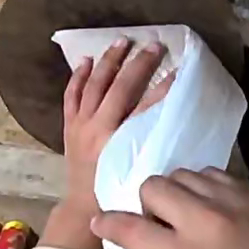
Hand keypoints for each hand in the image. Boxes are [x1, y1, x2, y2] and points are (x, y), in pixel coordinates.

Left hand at [45, 39, 167, 248]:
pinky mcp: (69, 125)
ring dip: (109, 61)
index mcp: (118, 143)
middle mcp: (97, 129)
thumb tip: (173, 120)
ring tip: (122, 41)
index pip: (145, 108)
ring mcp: (80, 125)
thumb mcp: (140, 170)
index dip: (164, 88)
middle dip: (139, 65)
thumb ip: (153, 145)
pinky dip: (78, 76)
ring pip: (94, 85)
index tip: (179, 72)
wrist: (81, 207)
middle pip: (120, 88)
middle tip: (155, 46)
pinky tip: (85, 60)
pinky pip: (72, 95)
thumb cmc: (115, 193)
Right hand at [90, 168, 248, 248]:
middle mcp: (203, 222)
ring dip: (173, 191)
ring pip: (181, 173)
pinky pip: (210, 174)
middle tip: (155, 221)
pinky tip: (208, 206)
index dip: (109, 223)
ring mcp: (229, 202)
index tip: (101, 221)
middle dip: (145, 202)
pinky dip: (200, 186)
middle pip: (154, 186)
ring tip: (182, 211)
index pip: (132, 229)